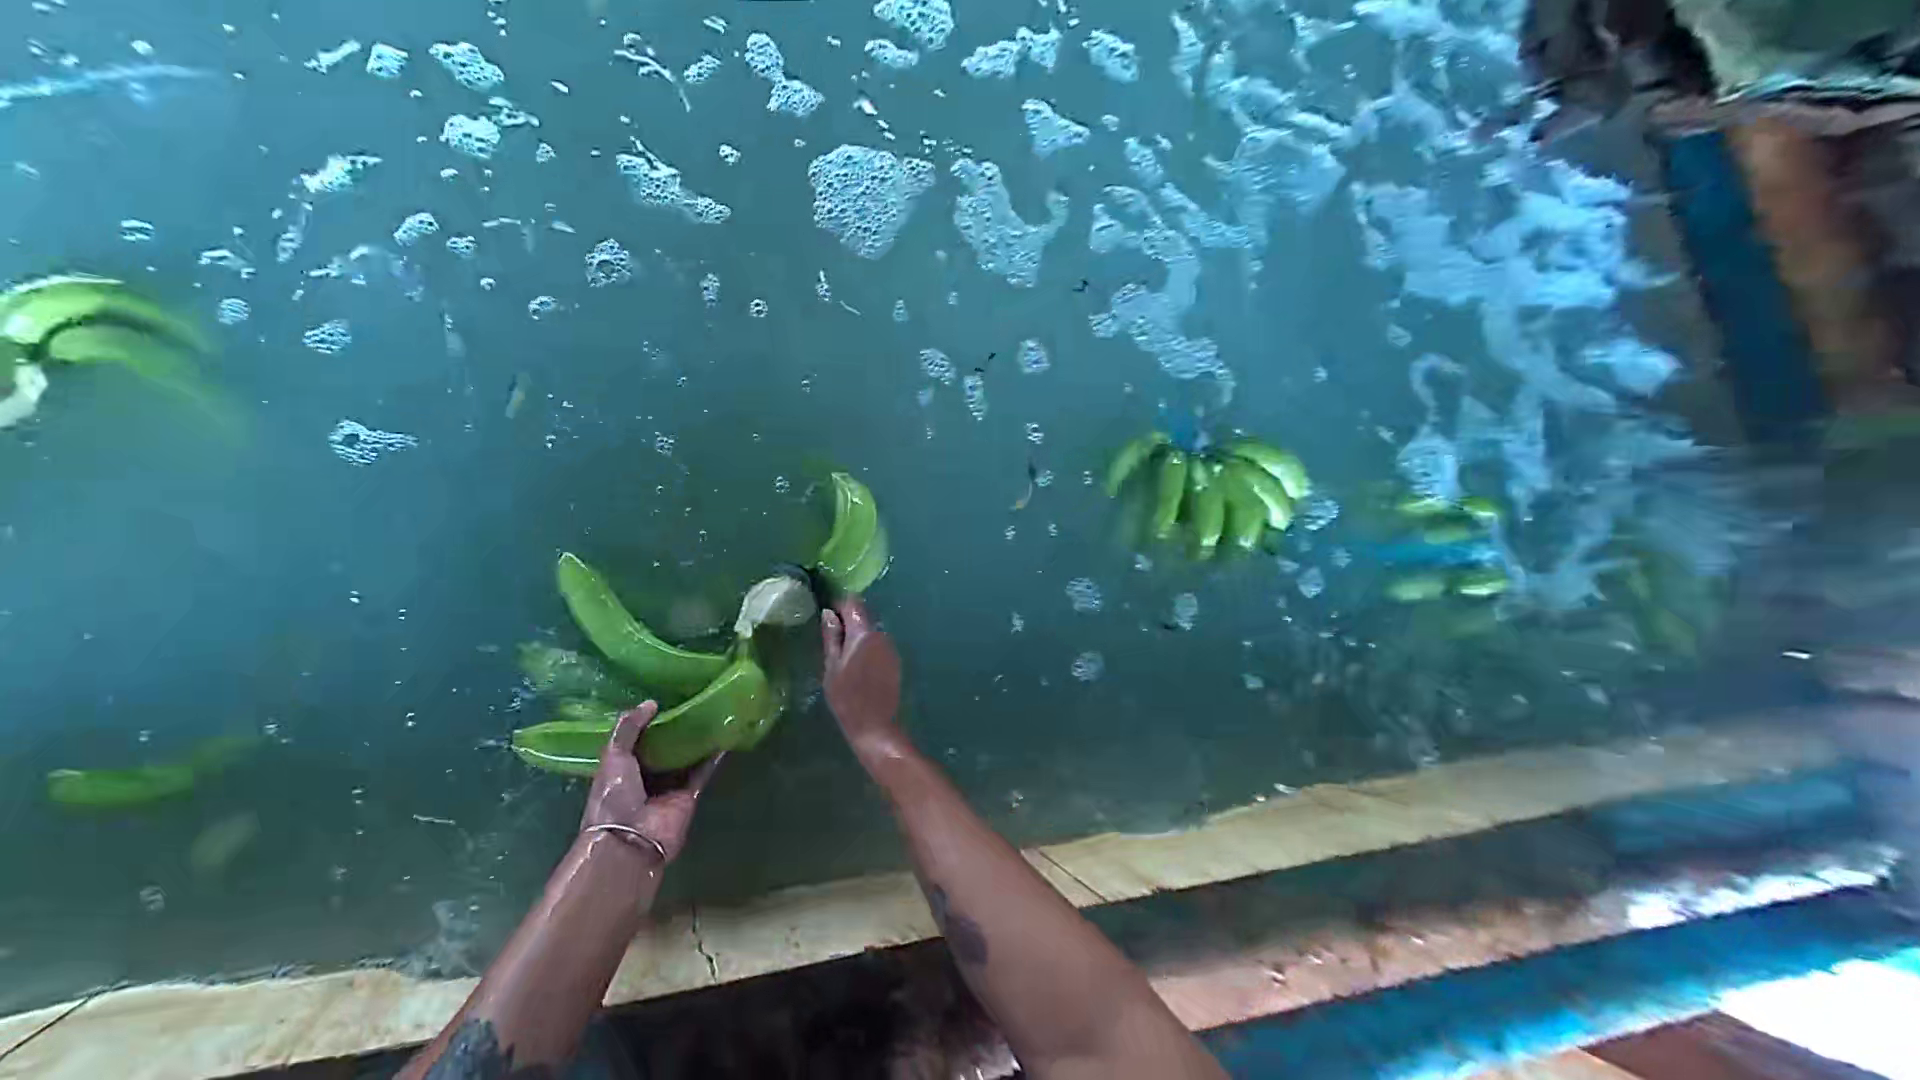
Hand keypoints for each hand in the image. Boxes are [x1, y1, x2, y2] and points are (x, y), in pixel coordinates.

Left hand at [581, 703, 722, 863]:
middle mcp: (645, 777)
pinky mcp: (689, 794)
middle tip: (690, 702)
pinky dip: (712, 757)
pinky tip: (723, 737)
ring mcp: (669, 786)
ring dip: (695, 741)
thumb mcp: (613, 757)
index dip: (647, 723)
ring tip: (710, 714)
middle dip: (674, 730)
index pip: (635, 741)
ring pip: (685, 758)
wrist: (631, 839)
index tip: (662, 701)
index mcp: (621, 769)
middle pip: (663, 749)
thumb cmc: (614, 797)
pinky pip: (703, 771)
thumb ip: (629, 728)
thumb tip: (651, 702)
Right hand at [821, 596, 903, 756]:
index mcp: (864, 634)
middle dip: (847, 623)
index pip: (853, 604)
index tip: (826, 615)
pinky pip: (878, 646)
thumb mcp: (831, 667)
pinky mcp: (895, 661)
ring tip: (842, 657)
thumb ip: (831, 637)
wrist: (874, 726)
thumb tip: (828, 613)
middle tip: (830, 640)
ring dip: (857, 637)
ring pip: (871, 632)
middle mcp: (881, 635)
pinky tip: (858, 667)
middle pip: (863, 618)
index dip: (839, 605)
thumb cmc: (846, 697)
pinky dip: (867, 649)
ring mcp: (891, 648)